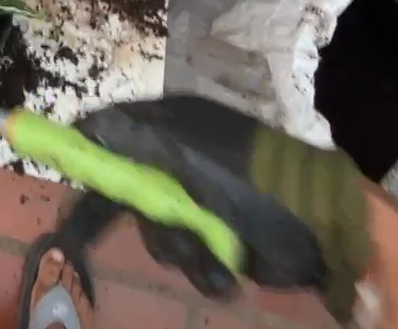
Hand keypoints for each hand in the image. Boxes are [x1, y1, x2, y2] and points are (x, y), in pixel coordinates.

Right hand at [58, 96, 370, 322]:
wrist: (323, 227)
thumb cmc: (248, 178)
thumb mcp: (184, 152)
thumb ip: (128, 138)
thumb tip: (78, 124)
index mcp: (169, 126)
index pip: (113, 131)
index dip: (91, 153)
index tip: (74, 177)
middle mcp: (178, 158)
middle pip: (131, 189)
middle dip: (149, 219)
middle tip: (158, 233)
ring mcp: (200, 197)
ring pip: (158, 229)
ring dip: (181, 250)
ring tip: (212, 261)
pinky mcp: (220, 234)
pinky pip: (190, 254)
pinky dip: (206, 268)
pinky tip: (227, 273)